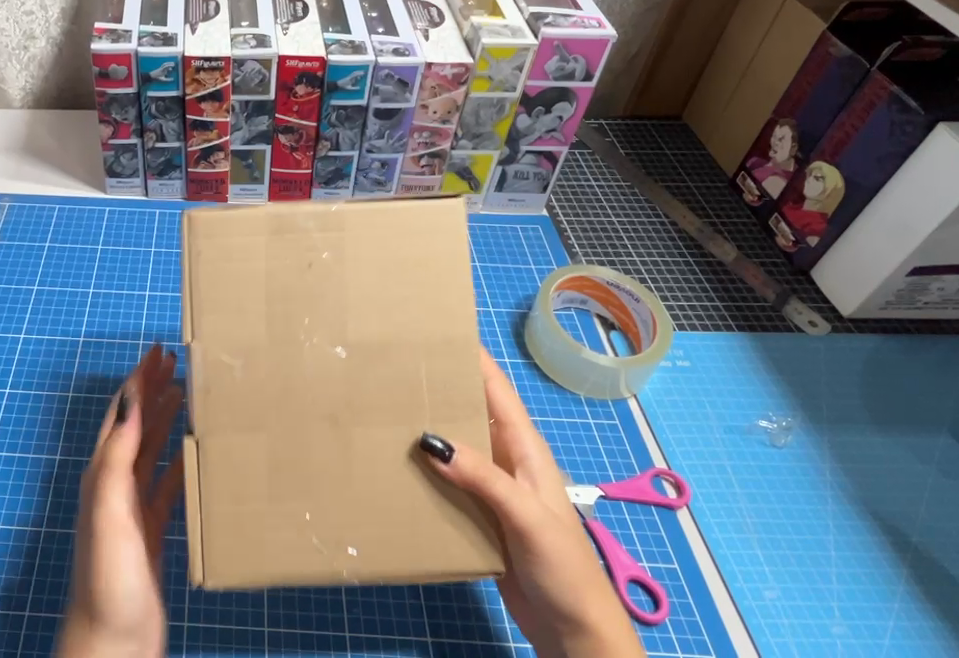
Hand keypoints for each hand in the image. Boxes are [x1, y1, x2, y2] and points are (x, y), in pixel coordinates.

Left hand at [58, 345, 184, 657]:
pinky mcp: (151, 532)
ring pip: (152, 452)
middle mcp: (115, 486)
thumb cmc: (109, 579)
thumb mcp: (109, 510)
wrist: (113, 644)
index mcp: (102, 475)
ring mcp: (133, 510)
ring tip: (188, 394)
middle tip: (178, 362)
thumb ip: (117, 456)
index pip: (122, 414)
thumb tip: (131, 399)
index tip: (159, 350)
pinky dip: (180, 462)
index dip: (138, 380)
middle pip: (137, 426)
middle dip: (153, 391)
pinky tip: (196, 453)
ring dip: (166, 420)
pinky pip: (167, 486)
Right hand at [418, 348, 643, 657]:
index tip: (438, 330)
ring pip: (456, 446)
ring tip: (386, 408)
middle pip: (471, 413)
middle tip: (396, 367)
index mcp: (525, 449)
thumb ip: (484, 477)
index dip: (473, 358)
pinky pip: (449, 482)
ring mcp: (493, 490)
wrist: (573, 628)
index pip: (497, 391)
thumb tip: (430, 439)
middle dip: (441, 387)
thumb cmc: (562, 566)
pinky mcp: (480, 516)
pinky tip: (399, 466)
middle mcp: (507, 461)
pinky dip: (426, 470)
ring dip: (429, 428)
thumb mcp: (527, 517)